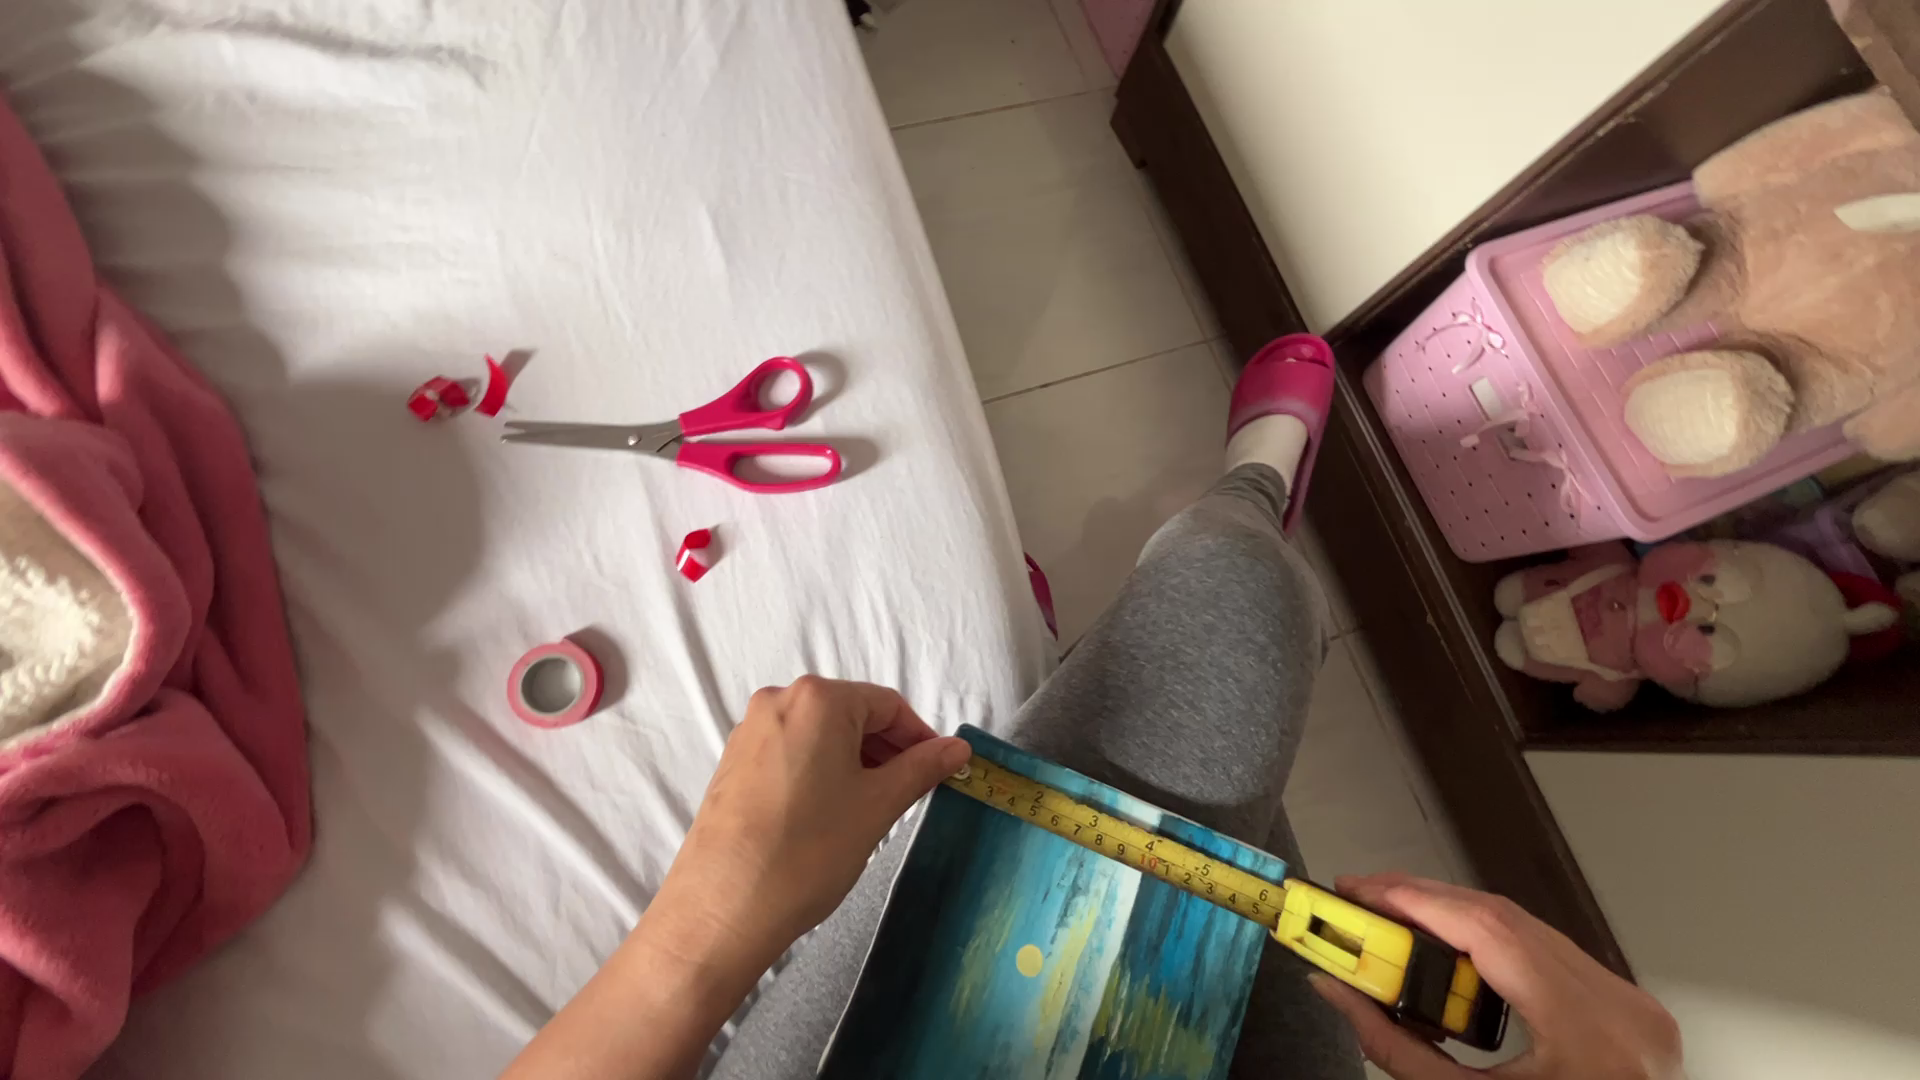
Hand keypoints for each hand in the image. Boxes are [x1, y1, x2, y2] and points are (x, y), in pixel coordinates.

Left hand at [504, 677, 965, 1079]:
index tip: (941, 771)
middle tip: (912, 792)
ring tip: (874, 805)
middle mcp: (780, 699)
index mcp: (819, 697)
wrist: (720, 910)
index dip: (921, 737)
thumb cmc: (810, 849)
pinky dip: (822, 769)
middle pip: (852, 714)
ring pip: (822, 733)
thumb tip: (959, 748)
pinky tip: (831, 809)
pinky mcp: (733, 760)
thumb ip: (923, 767)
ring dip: (856, 760)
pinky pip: (793, 749)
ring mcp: (751, 729)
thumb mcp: (878, 805)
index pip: (888, 704)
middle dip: (888, 748)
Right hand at [1309, 874, 1683, 1079]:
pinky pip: (1537, 942)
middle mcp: (1619, 1004)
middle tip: (1357, 895)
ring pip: (1518, 920)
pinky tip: (1440, 934)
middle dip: (1419, 896)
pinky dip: (1480, 929)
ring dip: (1445, 907)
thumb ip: (1392, 1047)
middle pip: (1499, 914)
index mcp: (1590, 1034)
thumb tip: (1328, 986)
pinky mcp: (1622, 1000)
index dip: (1415, 901)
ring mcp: (1627, 998)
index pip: (1489, 931)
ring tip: (1387, 910)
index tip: (1356, 892)